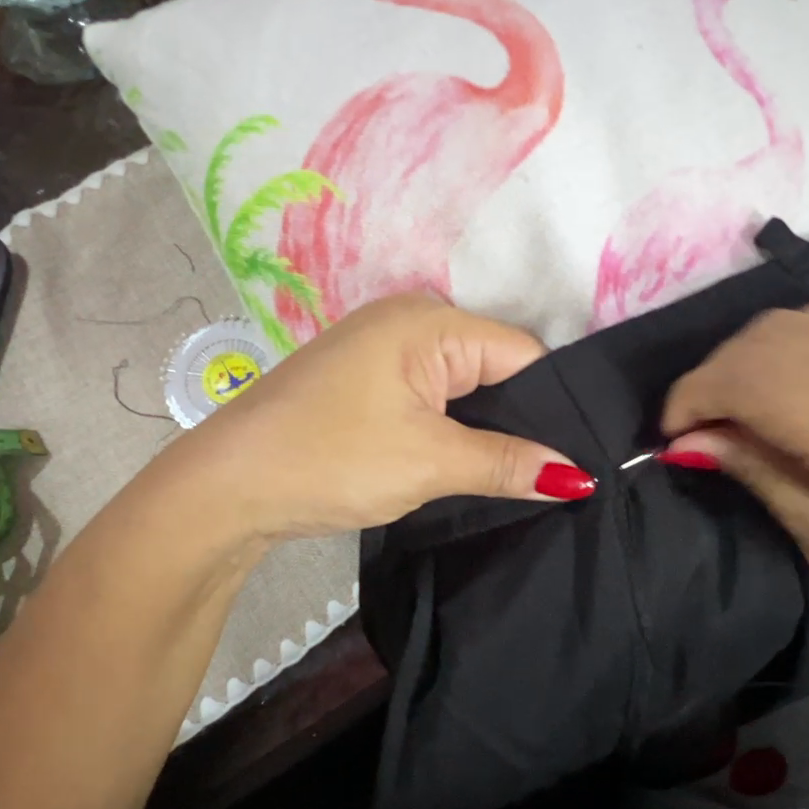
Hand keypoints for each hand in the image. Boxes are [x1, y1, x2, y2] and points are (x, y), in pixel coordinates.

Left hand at [144, 293, 594, 542]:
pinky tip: (467, 465)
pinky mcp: (365, 383)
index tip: (580, 461)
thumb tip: (578, 475)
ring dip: (487, 430)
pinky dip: (452, 430)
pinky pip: (430, 399)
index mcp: (429, 322)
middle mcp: (409, 322)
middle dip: (522, 420)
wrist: (228, 486)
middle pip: (496, 367)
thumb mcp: (429, 462)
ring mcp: (382, 351)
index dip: (555, 407)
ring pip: (463, 388)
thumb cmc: (331, 459)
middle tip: (557, 477)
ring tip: (520, 477)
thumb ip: (508, 463)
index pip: (523, 355)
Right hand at [659, 304, 808, 687]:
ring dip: (758, 352)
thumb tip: (692, 442)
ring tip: (738, 404)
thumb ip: (766, 478)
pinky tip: (794, 388)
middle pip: (781, 335)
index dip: (698, 393)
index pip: (762, 379)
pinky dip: (804, 347)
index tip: (671, 431)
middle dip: (718, 370)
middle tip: (698, 421)